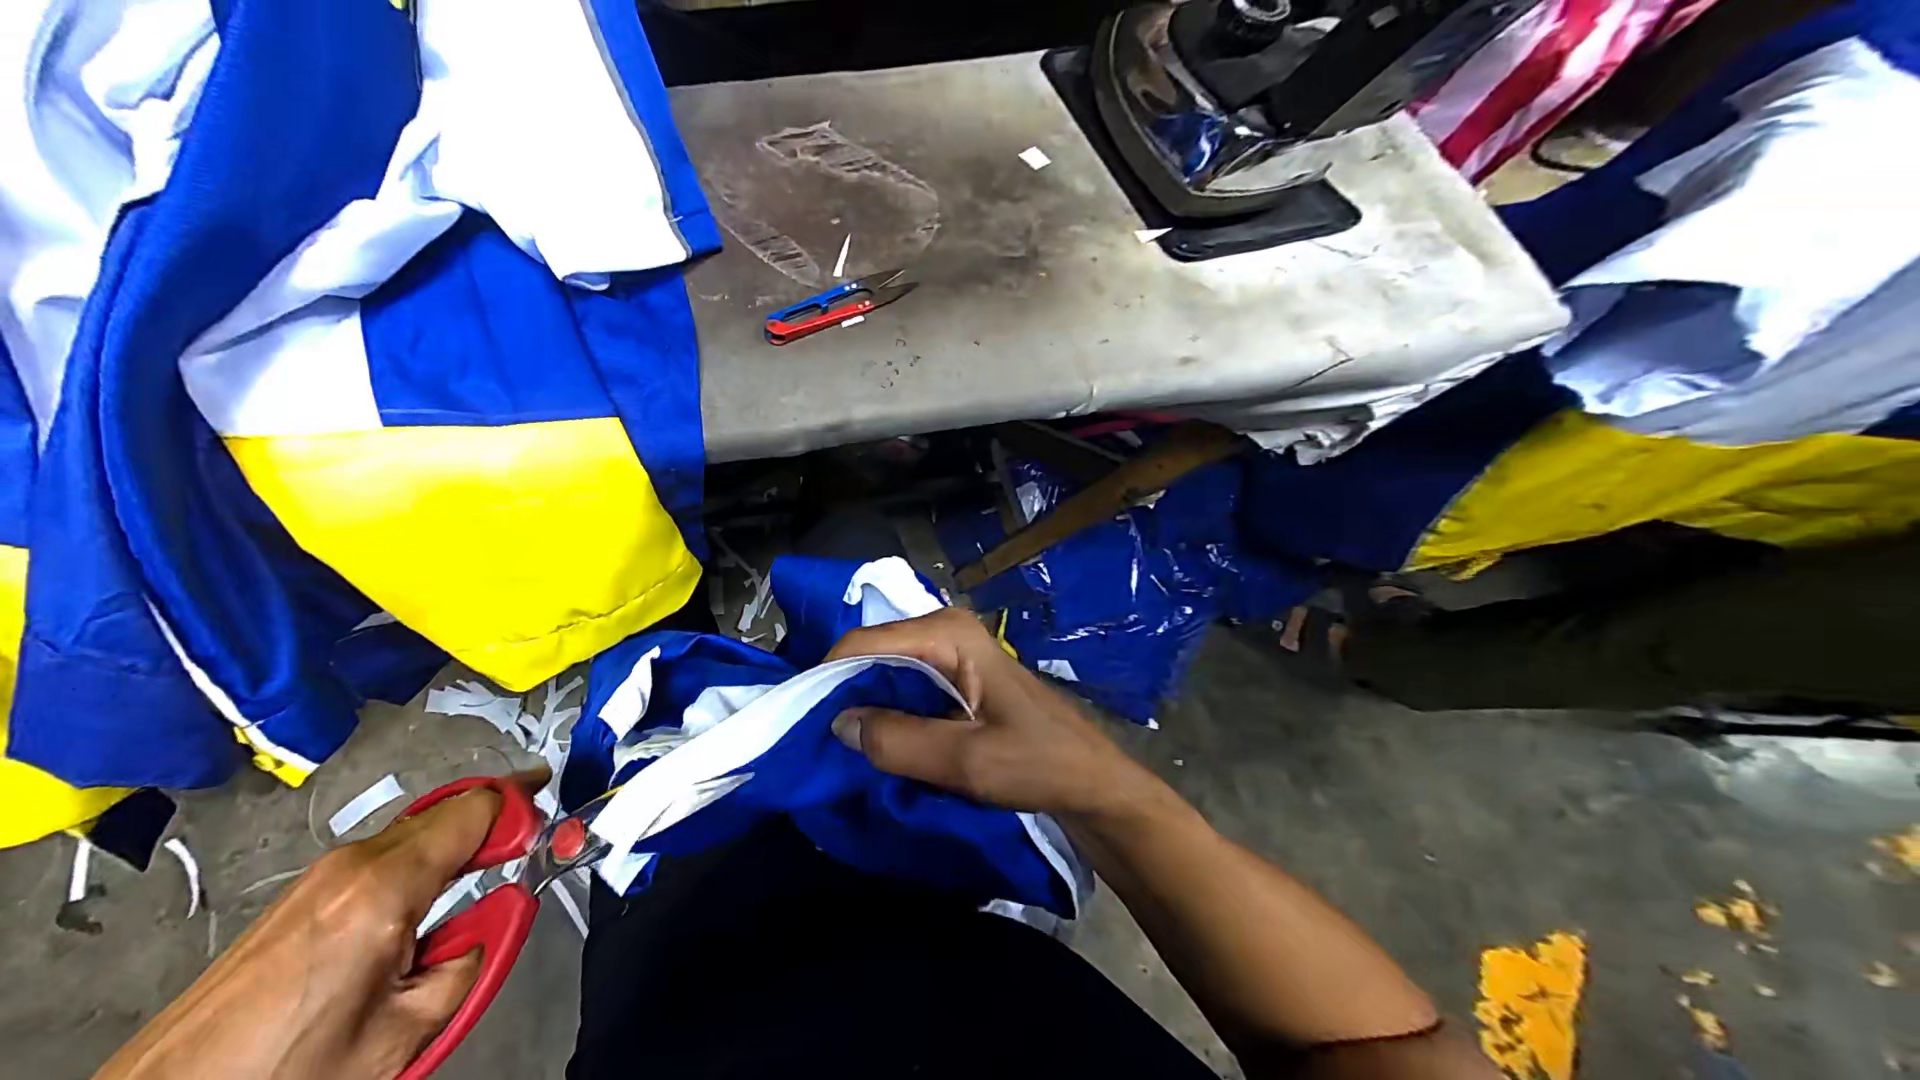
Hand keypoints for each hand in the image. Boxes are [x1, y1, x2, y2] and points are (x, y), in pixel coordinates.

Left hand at [93, 781, 519, 1079]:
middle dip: (499, 820)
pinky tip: (432, 898)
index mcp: (384, 888)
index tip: (548, 825)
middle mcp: (351, 865)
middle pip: (451, 807)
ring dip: (462, 840)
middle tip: (531, 841)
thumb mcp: (404, 1029)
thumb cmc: (279, 1072)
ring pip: (420, 827)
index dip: (524, 807)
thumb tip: (494, 921)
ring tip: (485, 875)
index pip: (479, 807)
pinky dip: (427, 857)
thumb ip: (471, 959)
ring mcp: (321, 876)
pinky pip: (388, 852)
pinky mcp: (302, 894)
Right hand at [826, 608, 1172, 819]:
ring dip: (866, 702)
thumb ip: (898, 741)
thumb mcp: (965, 762)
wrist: (1090, 780)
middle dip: (846, 689)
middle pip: (874, 649)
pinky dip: (888, 707)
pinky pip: (906, 681)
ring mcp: (953, 649)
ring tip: (844, 742)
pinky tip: (881, 737)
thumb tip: (838, 723)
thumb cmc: (1037, 764)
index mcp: (949, 634)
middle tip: (821, 737)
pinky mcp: (957, 672)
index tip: (805, 720)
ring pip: (887, 667)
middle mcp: (947, 628)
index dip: (830, 676)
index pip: (865, 641)